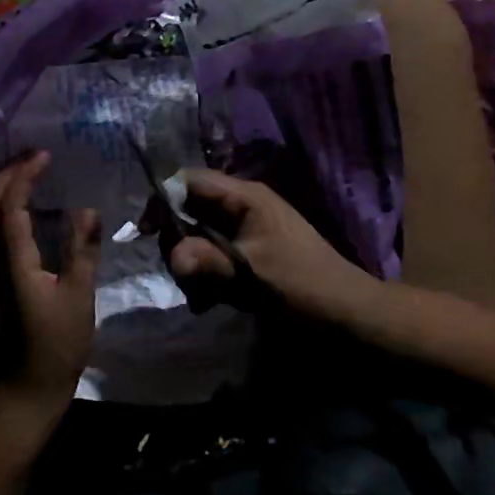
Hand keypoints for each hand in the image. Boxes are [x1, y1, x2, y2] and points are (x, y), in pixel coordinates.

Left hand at [0, 152, 98, 407]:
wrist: (28, 384)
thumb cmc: (56, 342)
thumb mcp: (77, 296)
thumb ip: (82, 252)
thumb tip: (88, 210)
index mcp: (13, 259)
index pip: (11, 206)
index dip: (24, 176)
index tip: (45, 155)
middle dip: (8, 174)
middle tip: (34, 155)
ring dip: (5, 188)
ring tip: (31, 170)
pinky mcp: (0, 274)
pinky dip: (8, 207)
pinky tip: (32, 206)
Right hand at [166, 170, 378, 320]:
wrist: (348, 314)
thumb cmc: (301, 286)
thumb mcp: (250, 274)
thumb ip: (207, 262)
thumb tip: (172, 256)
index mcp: (245, 197)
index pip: (189, 180)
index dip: (163, 199)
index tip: (146, 231)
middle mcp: (242, 205)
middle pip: (188, 210)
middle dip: (178, 243)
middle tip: (182, 276)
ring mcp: (246, 228)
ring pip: (198, 236)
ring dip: (191, 266)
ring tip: (200, 298)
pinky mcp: (248, 251)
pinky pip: (213, 254)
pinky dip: (206, 276)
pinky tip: (209, 302)